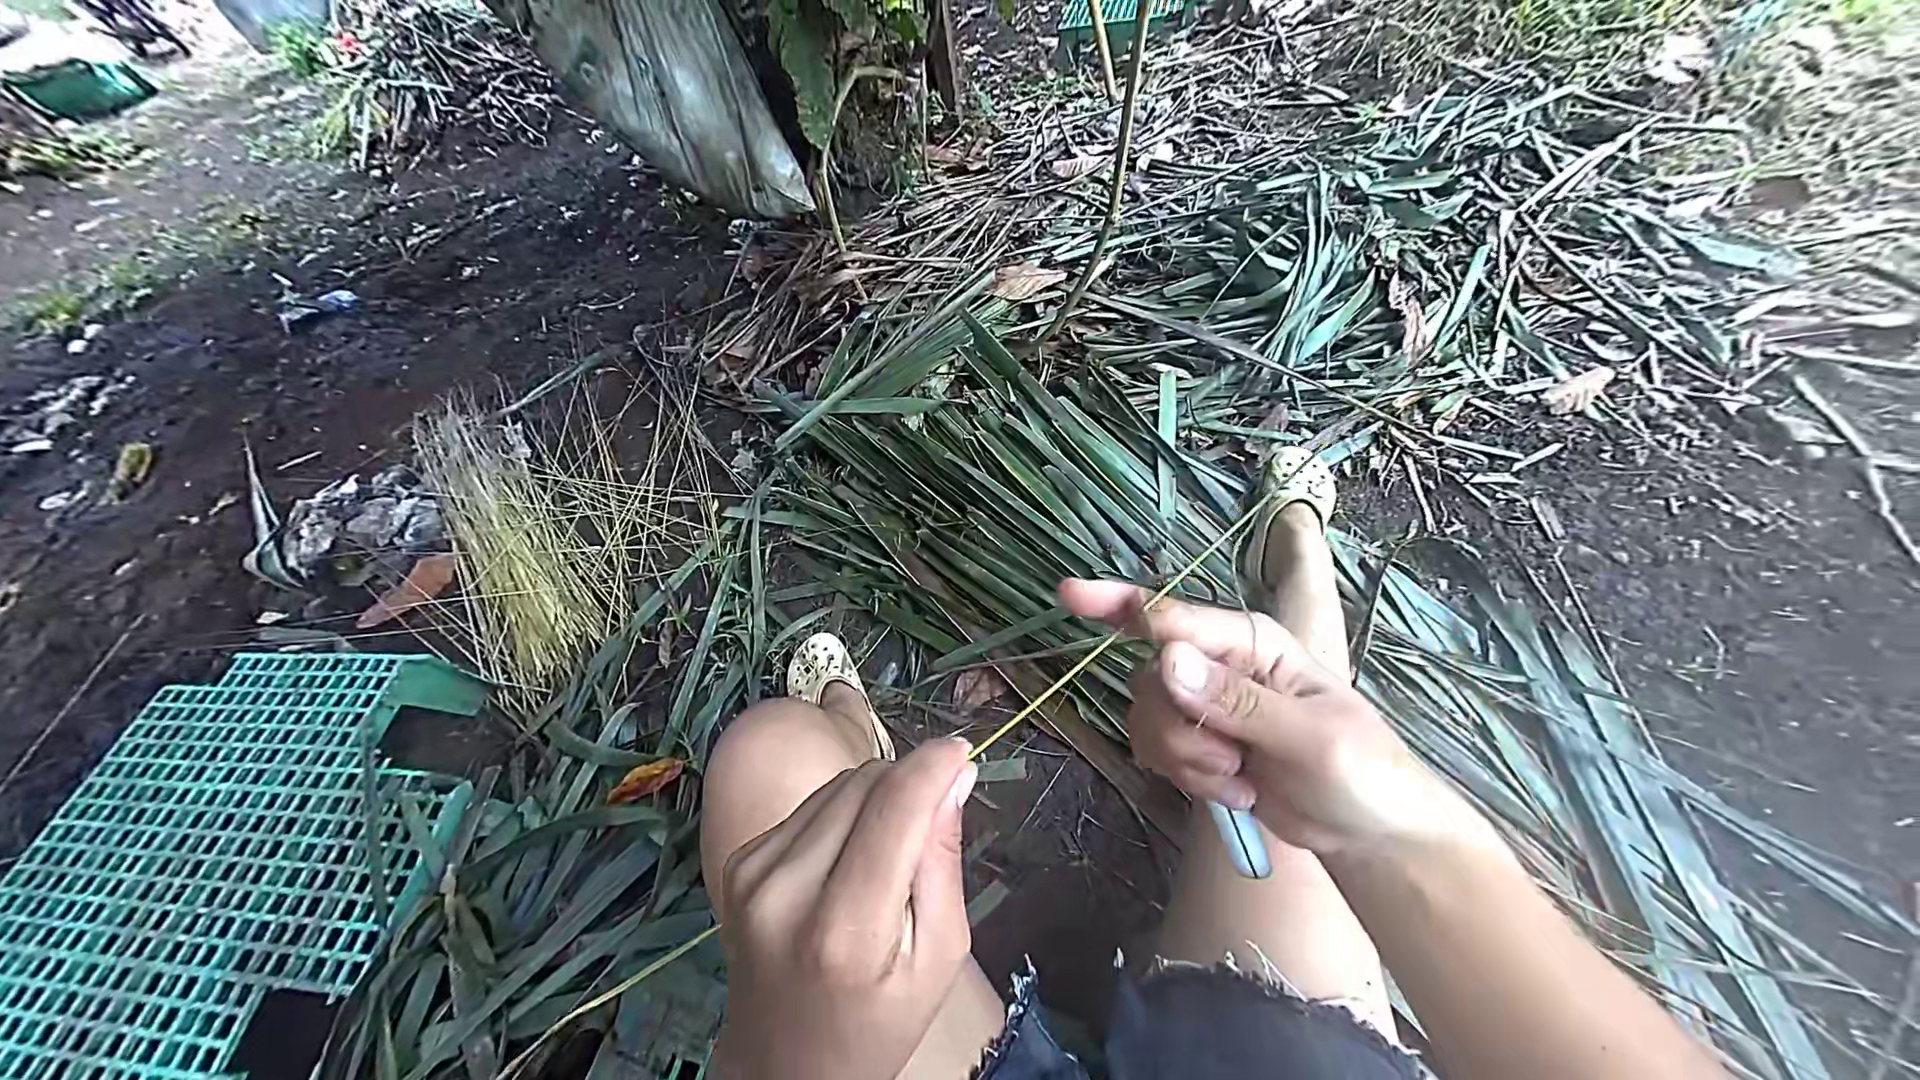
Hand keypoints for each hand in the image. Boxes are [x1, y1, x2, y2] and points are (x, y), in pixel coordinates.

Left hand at [714, 739, 977, 1079]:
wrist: (782, 1065)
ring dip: (877, 794)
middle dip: (910, 781)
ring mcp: (754, 871)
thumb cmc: (877, 1022)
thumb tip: (956, 774)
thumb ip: (944, 859)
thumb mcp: (939, 955)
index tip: (962, 748)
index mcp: (845, 929)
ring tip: (888, 846)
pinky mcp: (740, 859)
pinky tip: (850, 853)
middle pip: (866, 784)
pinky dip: (845, 809)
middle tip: (932, 814)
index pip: (894, 808)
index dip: (932, 765)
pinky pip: (812, 801)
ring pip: (839, 784)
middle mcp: (787, 889)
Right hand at [1061, 579, 1467, 854]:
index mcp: (1251, 641)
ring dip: (1185, 758)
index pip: (1173, 618)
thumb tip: (1165, 659)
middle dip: (1180, 728)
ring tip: (1240, 779)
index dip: (1116, 603)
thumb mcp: (1312, 737)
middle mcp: (1217, 661)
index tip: (1067, 595)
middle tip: (1233, 760)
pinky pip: (1151, 746)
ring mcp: (1200, 701)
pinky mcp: (1192, 739)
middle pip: (1151, 677)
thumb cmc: (1363, 773)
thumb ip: (1237, 700)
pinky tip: (1232, 791)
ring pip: (1145, 715)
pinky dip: (1186, 776)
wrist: (1366, 834)